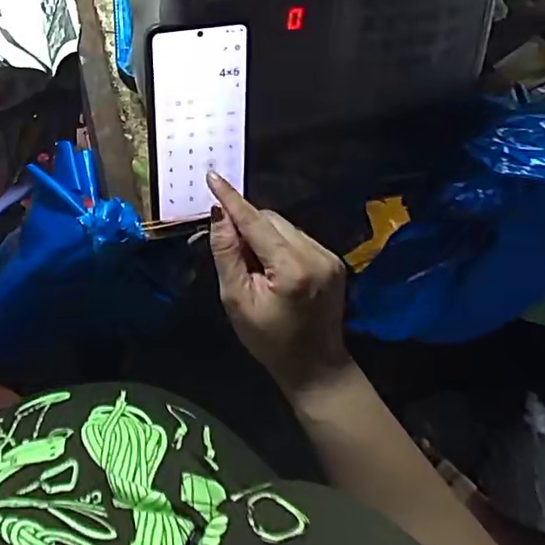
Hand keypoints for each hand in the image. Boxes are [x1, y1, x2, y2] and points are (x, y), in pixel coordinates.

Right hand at [207, 173, 348, 391]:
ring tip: (250, 264)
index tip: (213, 176)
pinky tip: (268, 266)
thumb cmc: (269, 340)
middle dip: (245, 223)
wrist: (315, 367)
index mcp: (292, 268)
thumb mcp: (236, 299)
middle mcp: (315, 254)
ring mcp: (327, 256)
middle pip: (270, 220)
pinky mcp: (331, 260)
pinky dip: (275, 243)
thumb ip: (227, 253)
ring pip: (282, 226)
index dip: (231, 199)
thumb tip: (219, 214)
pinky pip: (294, 237)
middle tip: (228, 247)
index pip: (256, 221)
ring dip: (260, 234)